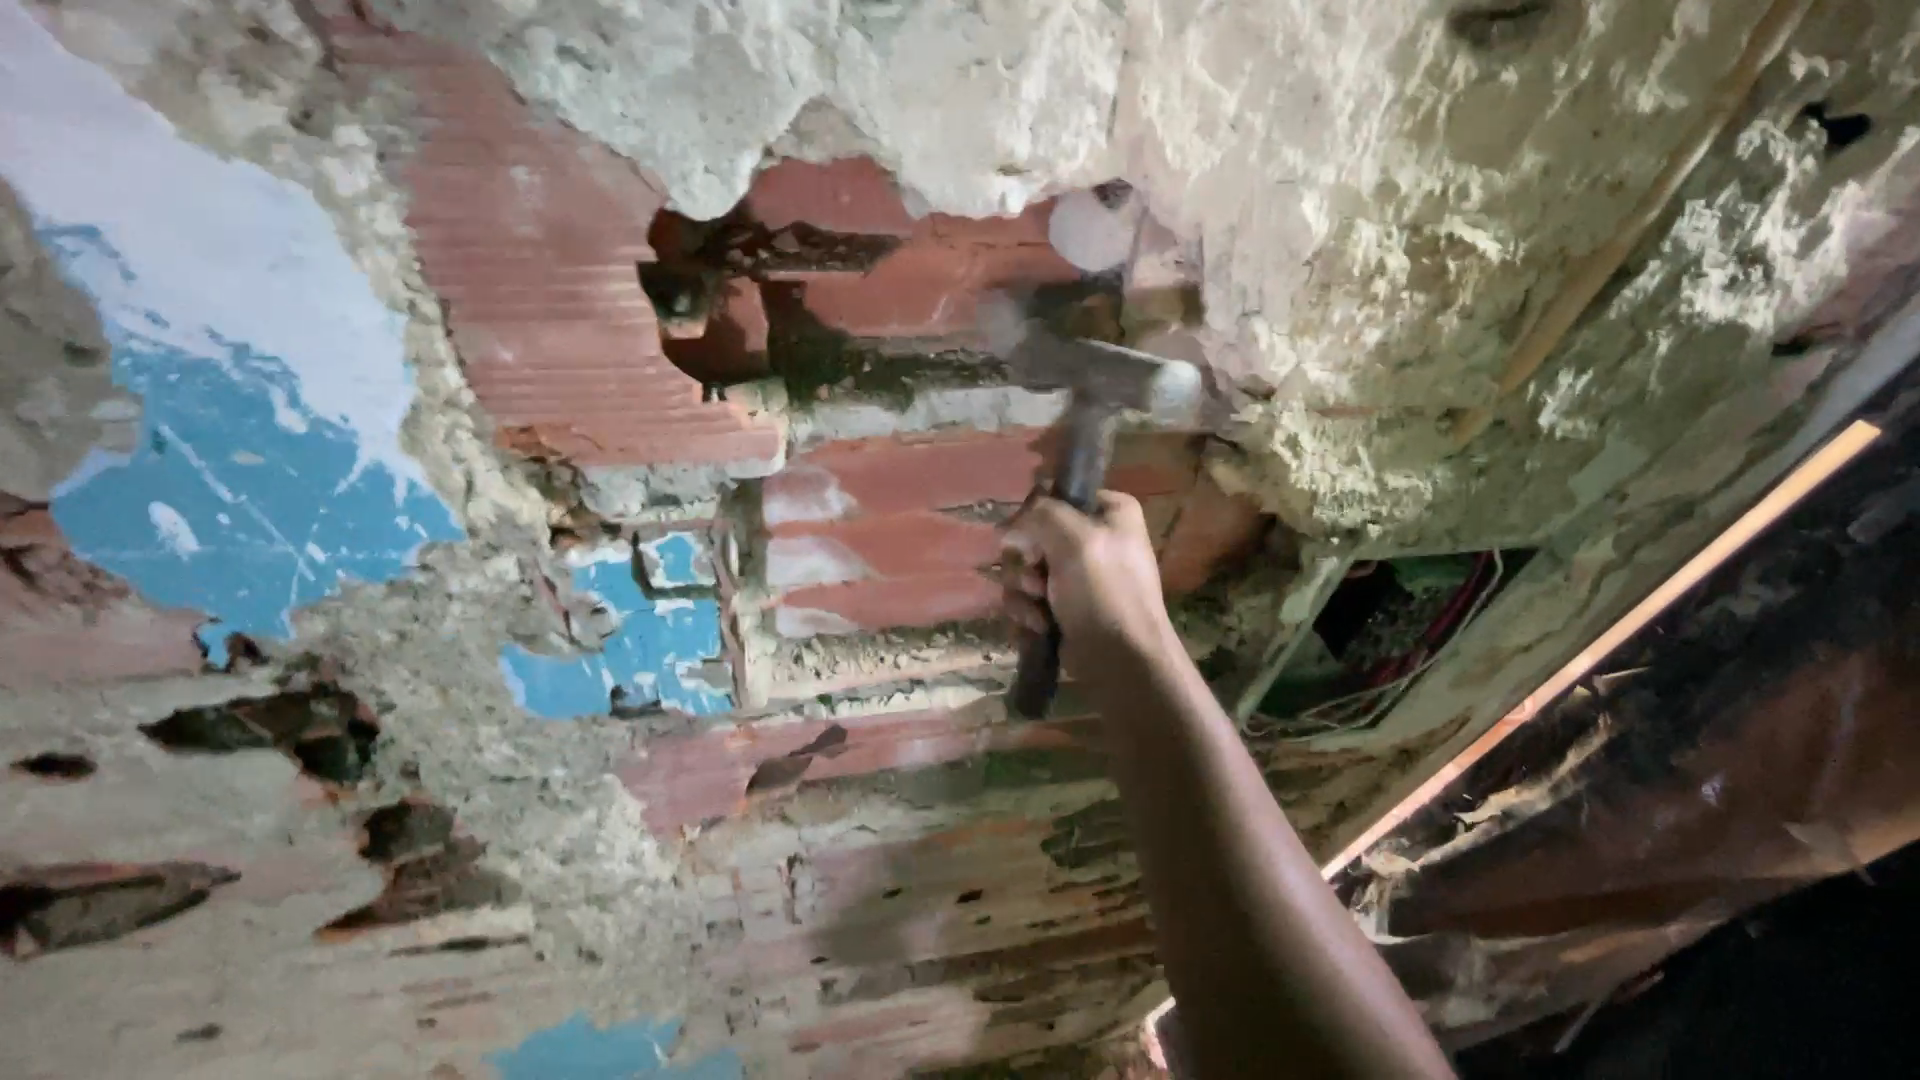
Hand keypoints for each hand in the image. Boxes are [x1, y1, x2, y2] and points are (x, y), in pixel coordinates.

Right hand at [1001, 491, 1175, 675]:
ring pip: (1022, 569)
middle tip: (1038, 581)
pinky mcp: (1060, 607)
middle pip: (1031, 535)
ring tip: (1041, 612)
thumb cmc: (1104, 592)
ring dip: (1022, 592)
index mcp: (1108, 511)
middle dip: (1026, 562)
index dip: (1033, 517)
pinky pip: (1024, 598)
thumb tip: (1009, 530)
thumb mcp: (1075, 538)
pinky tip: (1038, 627)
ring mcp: (1075, 575)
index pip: (1053, 496)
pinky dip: (1026, 613)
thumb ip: (1039, 514)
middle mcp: (1092, 538)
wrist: (1120, 660)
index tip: (1028, 540)